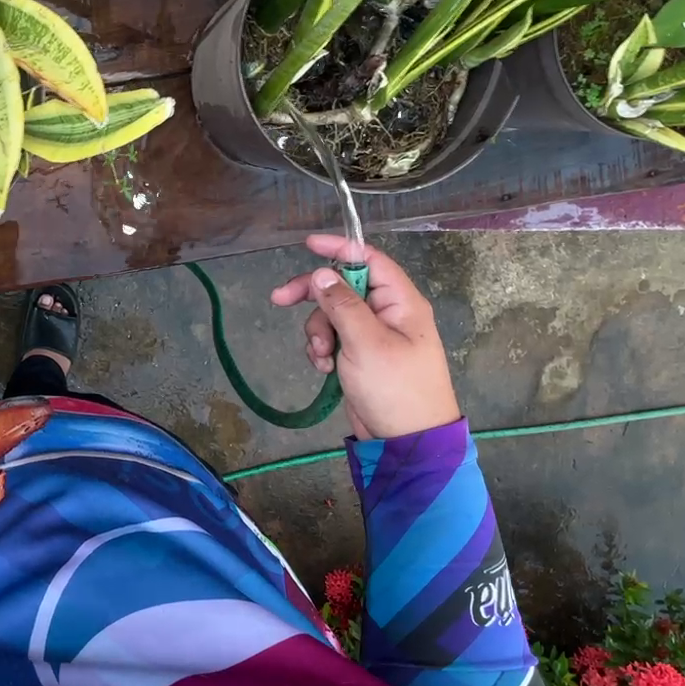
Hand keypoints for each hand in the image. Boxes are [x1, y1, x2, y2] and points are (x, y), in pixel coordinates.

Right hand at [269, 234, 460, 440]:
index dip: (339, 249)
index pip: (369, 261)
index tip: (307, 245)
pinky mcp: (359, 356)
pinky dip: (321, 349)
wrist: (405, 441)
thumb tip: (322, 273)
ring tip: (321, 357)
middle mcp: (387, 313)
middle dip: (313, 295)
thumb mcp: (366, 342)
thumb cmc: (394, 387)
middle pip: (342, 287)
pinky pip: (331, 338)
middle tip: (279, 299)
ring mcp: (372, 335)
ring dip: (317, 332)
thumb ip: (341, 304)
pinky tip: (323, 368)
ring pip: (331, 315)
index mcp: (400, 302)